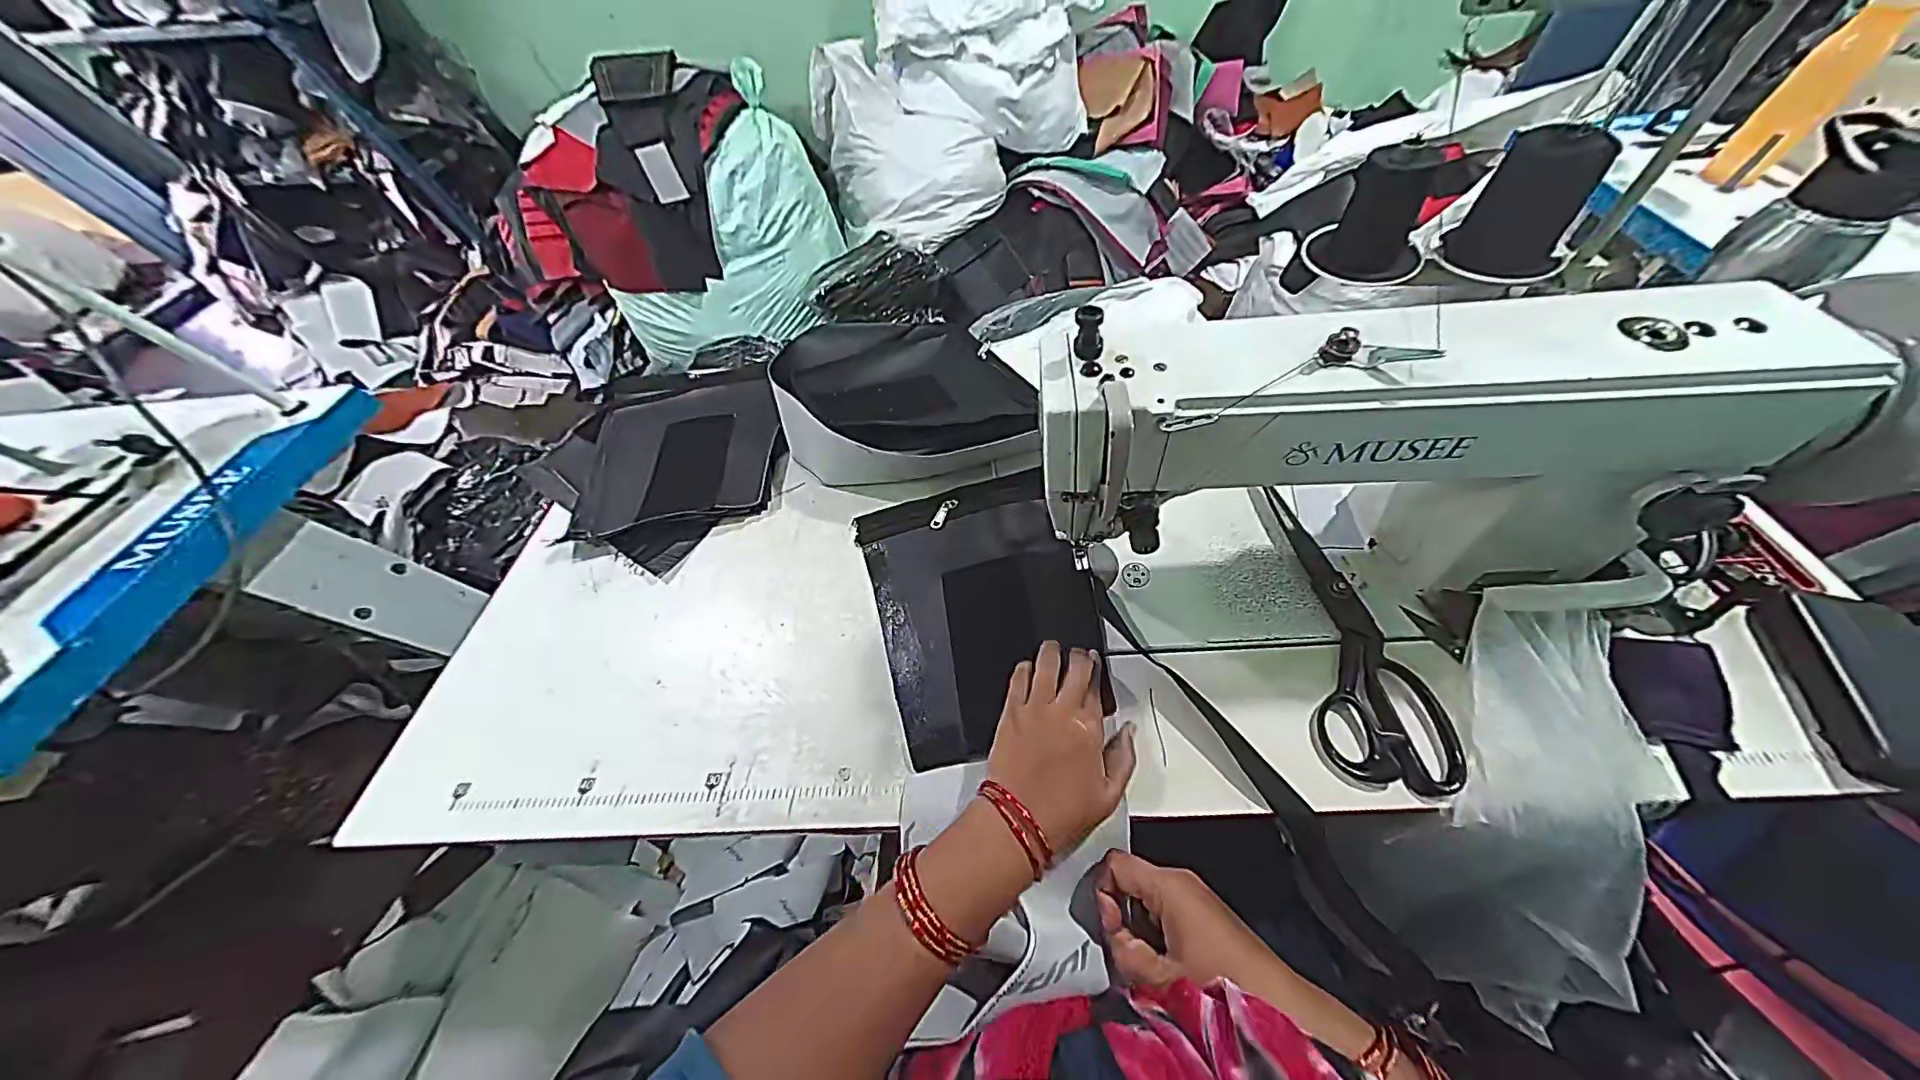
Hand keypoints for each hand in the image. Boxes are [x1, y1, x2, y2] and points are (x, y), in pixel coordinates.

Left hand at [986, 641, 1135, 855]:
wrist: (1018, 820)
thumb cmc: (1060, 812)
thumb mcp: (1108, 794)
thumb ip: (1123, 758)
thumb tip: (1127, 734)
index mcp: (1089, 729)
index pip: (1097, 687)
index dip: (1098, 673)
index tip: (1097, 668)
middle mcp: (1062, 712)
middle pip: (1074, 667)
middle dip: (1079, 656)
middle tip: (1079, 654)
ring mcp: (1033, 709)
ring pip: (1044, 664)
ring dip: (1050, 653)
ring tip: (1052, 649)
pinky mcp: (1010, 714)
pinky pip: (1018, 679)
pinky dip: (1024, 668)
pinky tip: (1027, 667)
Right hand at [1096, 851, 1281, 990]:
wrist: (1277, 1003)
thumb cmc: (1230, 985)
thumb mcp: (1162, 975)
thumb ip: (1124, 952)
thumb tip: (1110, 940)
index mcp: (1170, 883)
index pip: (1114, 863)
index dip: (1102, 893)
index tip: (1108, 926)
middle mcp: (1182, 883)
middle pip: (1128, 883)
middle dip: (1119, 918)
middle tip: (1128, 952)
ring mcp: (1193, 898)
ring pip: (1144, 902)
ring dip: (1138, 932)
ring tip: (1150, 966)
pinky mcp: (1202, 916)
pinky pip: (1163, 915)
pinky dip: (1155, 938)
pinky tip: (1165, 967)